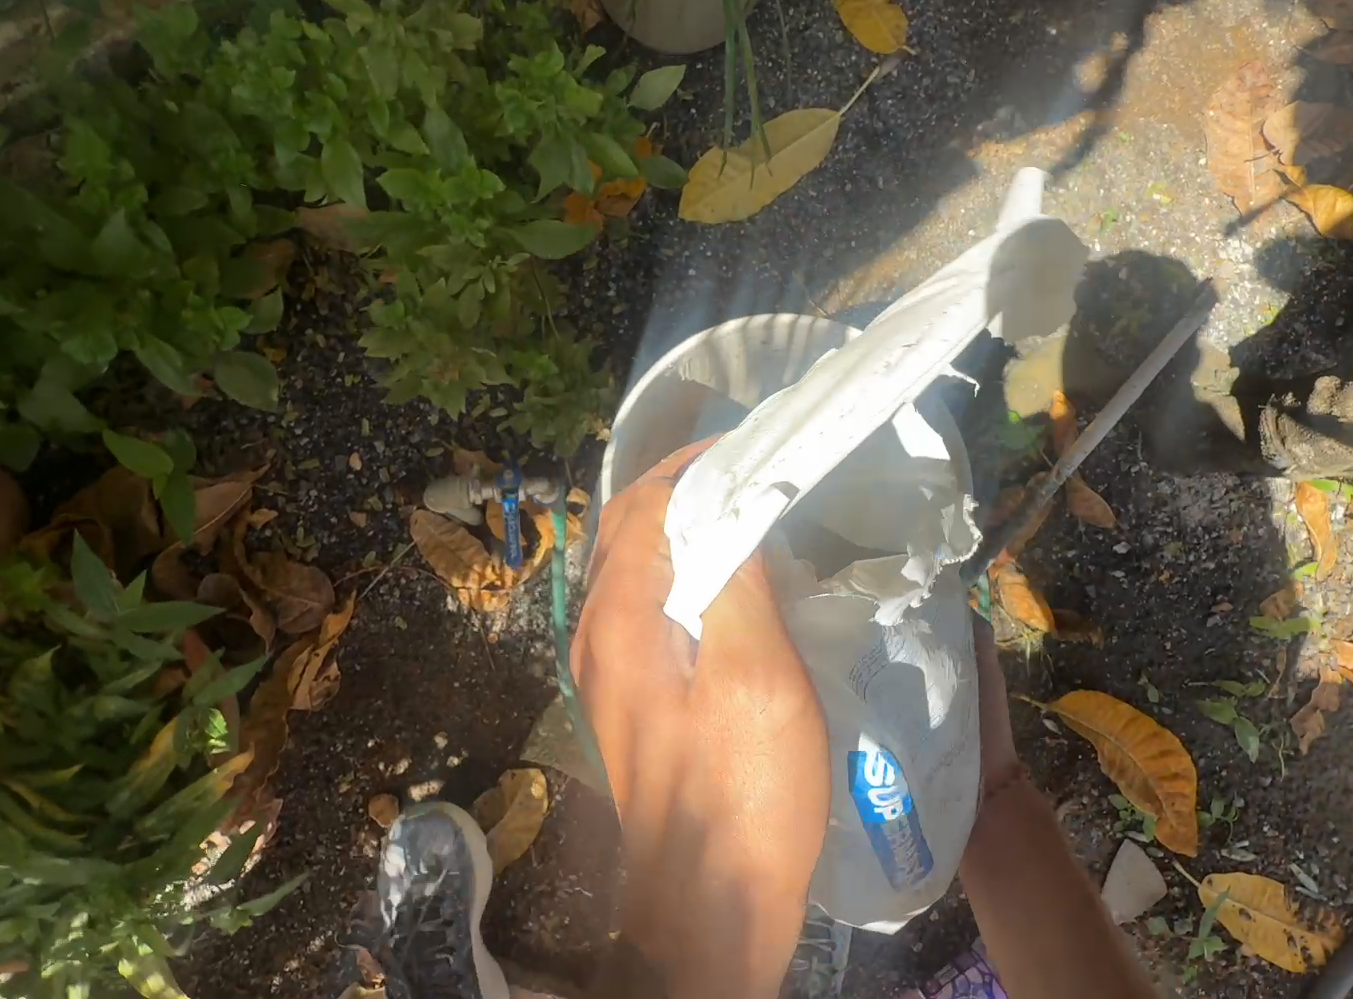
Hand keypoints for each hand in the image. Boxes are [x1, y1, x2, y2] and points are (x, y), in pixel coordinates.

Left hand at [573, 440, 828, 998]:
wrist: (707, 905)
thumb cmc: (742, 793)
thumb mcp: (757, 677)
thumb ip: (737, 582)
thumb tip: (733, 508)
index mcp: (620, 618)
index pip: (643, 504)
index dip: (694, 463)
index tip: (750, 445)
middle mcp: (595, 631)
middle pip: (627, 527)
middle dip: (682, 485)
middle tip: (748, 469)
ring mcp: (604, 664)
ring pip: (631, 562)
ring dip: (679, 523)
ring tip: (741, 508)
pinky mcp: (627, 690)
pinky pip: (643, 600)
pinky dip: (678, 566)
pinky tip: (724, 576)